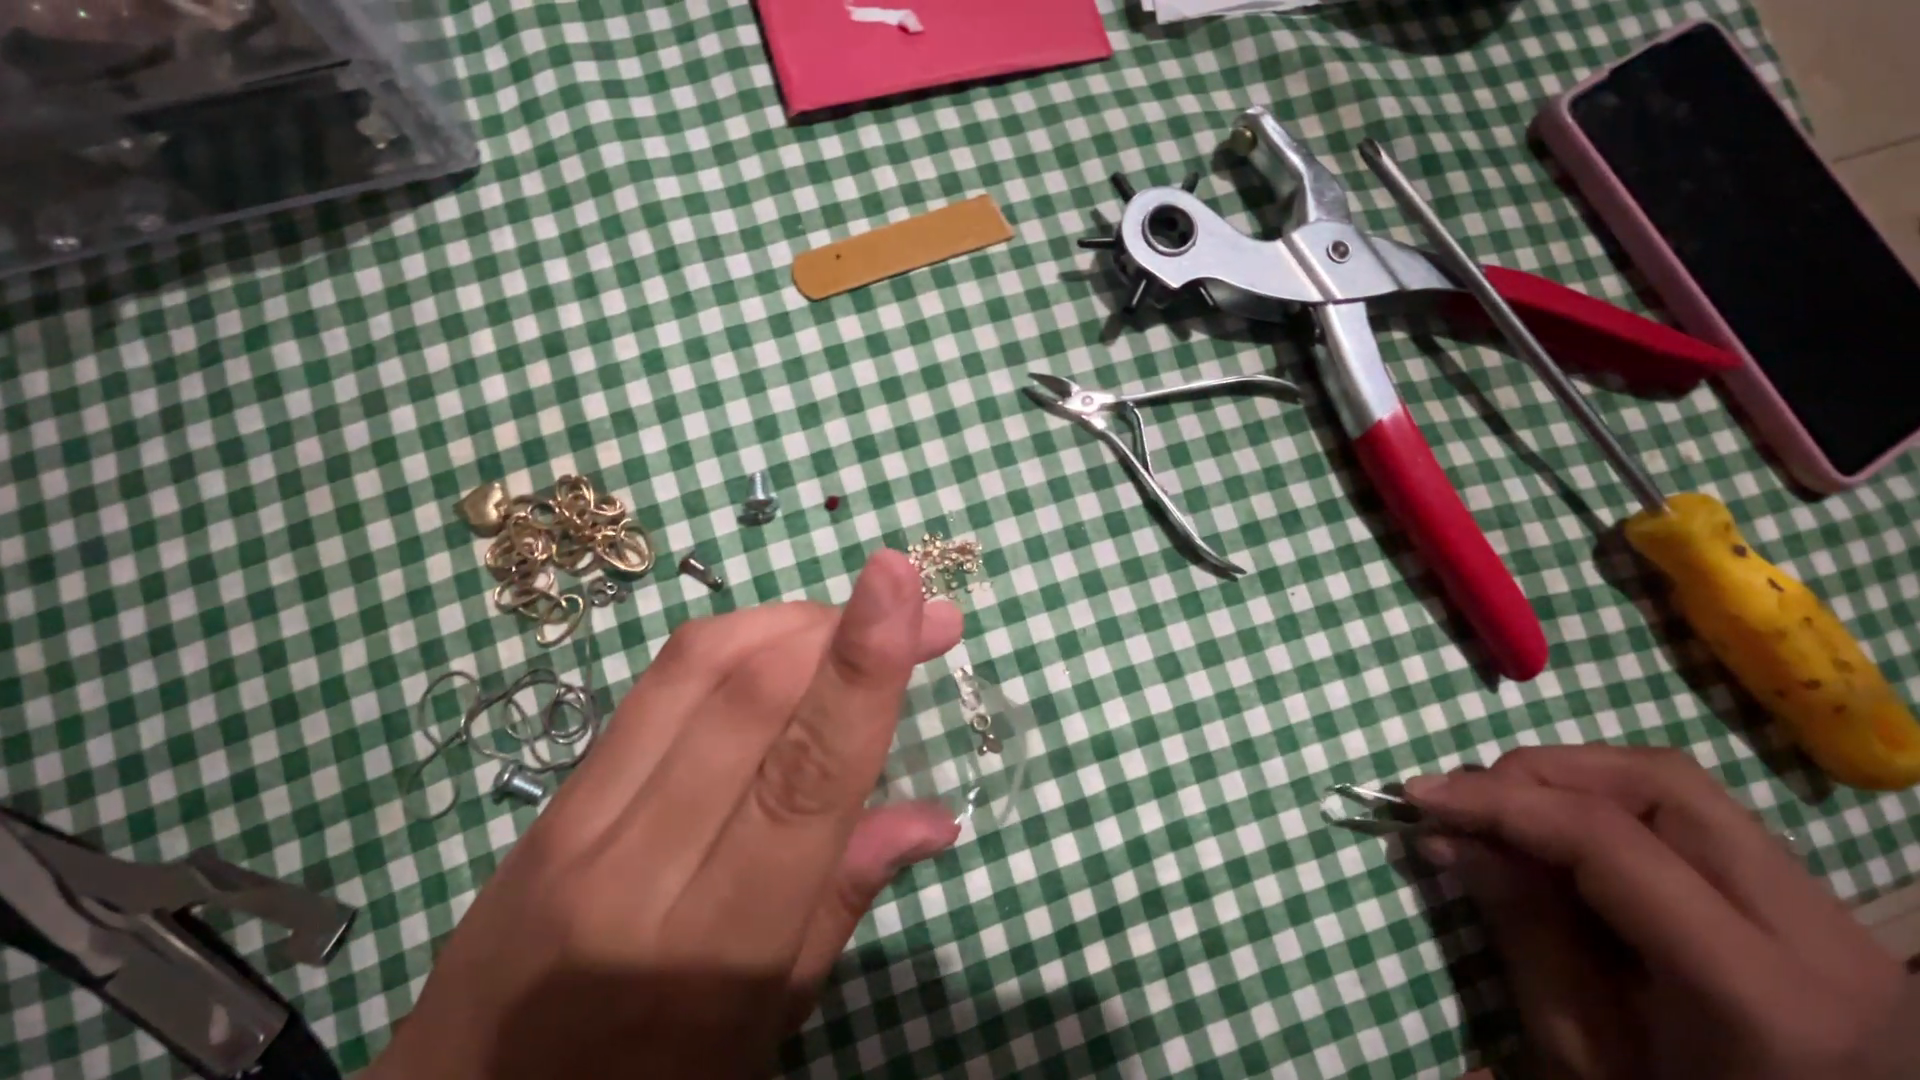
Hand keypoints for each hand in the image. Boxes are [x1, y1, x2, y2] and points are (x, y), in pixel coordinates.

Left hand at [366, 551, 964, 1079]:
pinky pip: (649, 688)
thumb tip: (933, 814)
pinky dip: (730, 644)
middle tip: (913, 604)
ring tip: (850, 618)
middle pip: (745, 698)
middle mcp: (636, 867)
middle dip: (839, 627)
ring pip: (691, 670)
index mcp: (712, 945)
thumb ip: (841, 903)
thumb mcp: (764, 1027)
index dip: (862, 673)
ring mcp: (576, 824)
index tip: (907, 592)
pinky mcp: (548, 799)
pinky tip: (775, 646)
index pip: (803, 779)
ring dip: (786, 620)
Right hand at [1408, 745, 1911, 1079]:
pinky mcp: (1817, 906)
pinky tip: (1563, 836)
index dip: (1501, 801)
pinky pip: (1700, 819)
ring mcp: (1833, 913)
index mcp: (1760, 992)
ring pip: (1682, 786)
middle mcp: (1818, 932)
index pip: (1610, 839)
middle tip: (1465, 796)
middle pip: (1661, 782)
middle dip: (1543, 772)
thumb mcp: (1585, 1055)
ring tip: (1504, 809)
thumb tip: (1449, 838)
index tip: (1419, 794)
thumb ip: (1525, 936)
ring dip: (1576, 782)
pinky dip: (1616, 807)